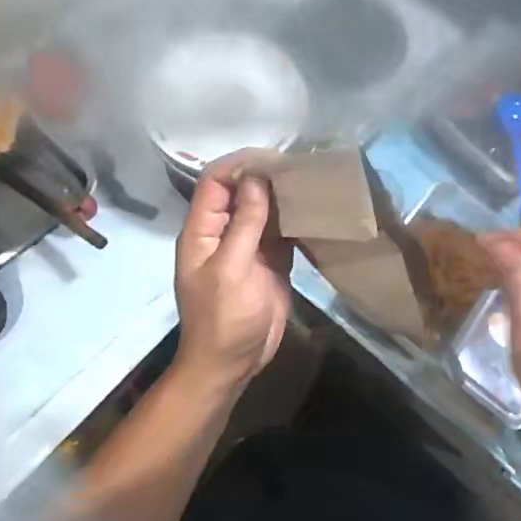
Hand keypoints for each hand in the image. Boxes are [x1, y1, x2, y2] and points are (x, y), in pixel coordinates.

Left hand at [174, 150, 291, 392]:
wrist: (231, 362)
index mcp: (203, 232)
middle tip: (303, 167)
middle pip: (242, 190)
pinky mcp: (272, 261)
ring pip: (265, 208)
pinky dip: (297, 218)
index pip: (216, 182)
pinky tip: (317, 210)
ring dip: (285, 195)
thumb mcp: (232, 269)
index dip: (241, 165)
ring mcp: (249, 247)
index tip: (275, 158)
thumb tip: (257, 179)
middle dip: (267, 175)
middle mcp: (225, 232)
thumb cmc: (224, 318)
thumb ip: (244, 224)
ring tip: (314, 182)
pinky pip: (283, 230)